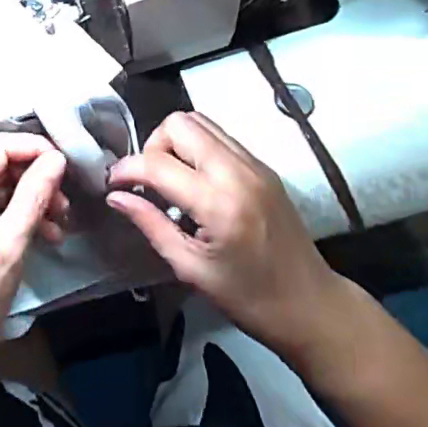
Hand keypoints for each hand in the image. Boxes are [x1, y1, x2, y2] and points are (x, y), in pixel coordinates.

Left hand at [0, 134, 70, 373]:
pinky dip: (24, 216)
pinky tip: (48, 236)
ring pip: (5, 187)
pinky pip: (0, 208)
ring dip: (35, 200)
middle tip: (67, 202)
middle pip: (3, 165)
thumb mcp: (9, 244)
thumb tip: (57, 157)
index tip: (68, 164)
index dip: (35, 149)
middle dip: (38, 178)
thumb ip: (33, 195)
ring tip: (61, 223)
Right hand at [105, 112, 339, 362]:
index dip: (127, 169)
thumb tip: (116, 197)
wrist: (313, 306)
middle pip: (179, 123)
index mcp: (219, 204)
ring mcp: (254, 163)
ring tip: (172, 179)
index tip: (114, 183)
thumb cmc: (250, 299)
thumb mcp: (191, 270)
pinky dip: (197, 147)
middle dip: (153, 146)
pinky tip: (196, 181)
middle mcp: (238, 171)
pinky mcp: (262, 164)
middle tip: (150, 181)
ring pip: (199, 121)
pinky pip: (219, 136)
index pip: (158, 163)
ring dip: (175, 142)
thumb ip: (151, 225)